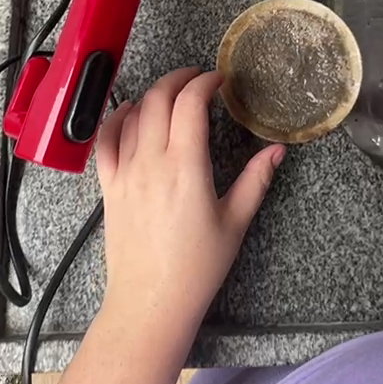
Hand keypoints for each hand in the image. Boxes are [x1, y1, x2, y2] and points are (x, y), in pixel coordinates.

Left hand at [93, 68, 285, 331]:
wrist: (150, 304)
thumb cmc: (196, 268)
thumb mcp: (235, 222)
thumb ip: (256, 180)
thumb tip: (277, 149)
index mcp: (186, 167)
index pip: (190, 104)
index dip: (204, 82)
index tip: (218, 81)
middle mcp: (152, 162)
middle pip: (158, 98)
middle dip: (179, 78)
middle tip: (197, 78)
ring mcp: (125, 173)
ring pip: (133, 115)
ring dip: (153, 96)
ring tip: (172, 96)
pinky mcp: (109, 187)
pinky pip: (105, 141)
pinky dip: (116, 119)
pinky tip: (129, 113)